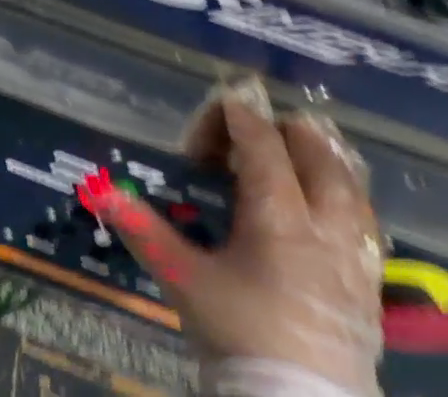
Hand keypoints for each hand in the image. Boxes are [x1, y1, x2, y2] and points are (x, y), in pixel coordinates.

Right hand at [95, 80, 382, 394]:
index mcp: (279, 221)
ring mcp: (354, 258)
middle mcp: (325, 231)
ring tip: (314, 139)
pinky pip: (364, 223)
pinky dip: (349, 196)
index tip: (228, 97)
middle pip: (323, 166)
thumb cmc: (236, 326)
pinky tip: (340, 200)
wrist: (298, 393)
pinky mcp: (366, 283)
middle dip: (297, 133)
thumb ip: (141, 227)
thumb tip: (97, 189)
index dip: (243, 121)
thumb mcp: (179, 275)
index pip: (264, 154)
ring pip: (355, 193)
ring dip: (331, 160)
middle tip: (269, 114)